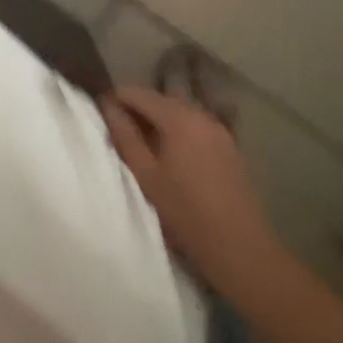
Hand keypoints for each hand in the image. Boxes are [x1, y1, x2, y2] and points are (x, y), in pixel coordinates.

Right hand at [101, 85, 277, 285]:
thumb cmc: (186, 213)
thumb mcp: (146, 175)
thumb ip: (124, 135)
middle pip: (161, 99)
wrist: (241, 249)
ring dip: (158, 120)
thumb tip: (107, 105)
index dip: (116, 99)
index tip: (101, 116)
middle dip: (137, 109)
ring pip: (180, 112)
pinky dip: (177, 131)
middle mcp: (202, 115)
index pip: (139, 93)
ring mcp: (220, 131)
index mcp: (180, 118)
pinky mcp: (229, 147)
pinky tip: (170, 154)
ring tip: (141, 143)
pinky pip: (195, 126)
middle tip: (119, 131)